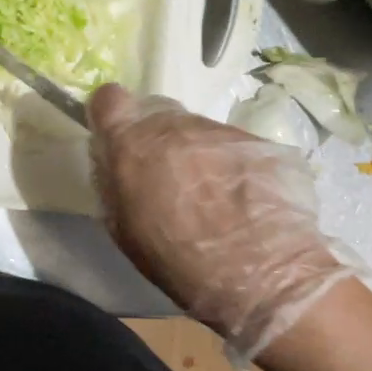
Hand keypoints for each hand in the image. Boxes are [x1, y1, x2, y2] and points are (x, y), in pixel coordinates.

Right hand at [89, 84, 353, 359]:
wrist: (260, 272)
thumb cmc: (175, 258)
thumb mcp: (122, 227)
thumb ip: (113, 182)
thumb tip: (112, 162)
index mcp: (131, 144)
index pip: (109, 98)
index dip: (110, 115)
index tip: (116, 138)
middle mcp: (175, 125)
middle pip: (157, 114)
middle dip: (156, 140)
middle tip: (166, 178)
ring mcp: (222, 130)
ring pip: (197, 132)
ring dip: (196, 154)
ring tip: (210, 197)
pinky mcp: (262, 142)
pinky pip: (235, 147)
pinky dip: (232, 167)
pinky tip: (242, 202)